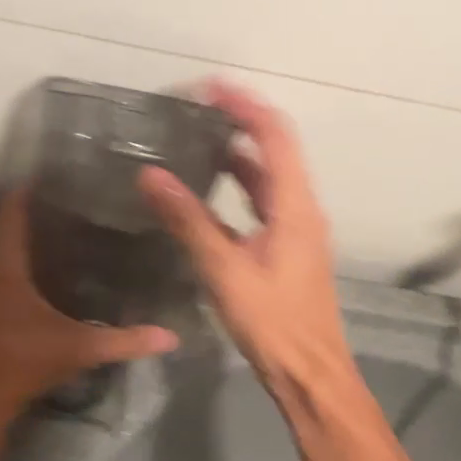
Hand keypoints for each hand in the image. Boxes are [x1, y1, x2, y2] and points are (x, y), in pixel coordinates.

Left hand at [0, 187, 179, 414]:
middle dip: (44, 215)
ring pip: (11, 255)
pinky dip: (30, 267)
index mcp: (5, 268)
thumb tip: (172, 336)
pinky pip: (9, 275)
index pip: (13, 212)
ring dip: (37, 243)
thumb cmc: (24, 363)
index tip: (59, 172)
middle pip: (13, 231)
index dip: (31, 189)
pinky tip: (59, 274)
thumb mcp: (79, 349)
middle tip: (83, 202)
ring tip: (77, 231)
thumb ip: (126, 340)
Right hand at [139, 81, 352, 382]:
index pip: (274, 135)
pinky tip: (205, 197)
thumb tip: (150, 175)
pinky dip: (237, 190)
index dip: (244, 105)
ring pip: (269, 179)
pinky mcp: (287, 250)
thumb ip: (188, 220)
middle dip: (239, 123)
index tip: (207, 88)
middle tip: (195, 112)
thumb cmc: (272, 322)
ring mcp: (297, 231)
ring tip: (196, 142)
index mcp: (295, 205)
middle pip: (275, 150)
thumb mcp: (224, 269)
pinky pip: (262, 205)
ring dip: (238, 156)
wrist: (309, 372)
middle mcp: (302, 209)